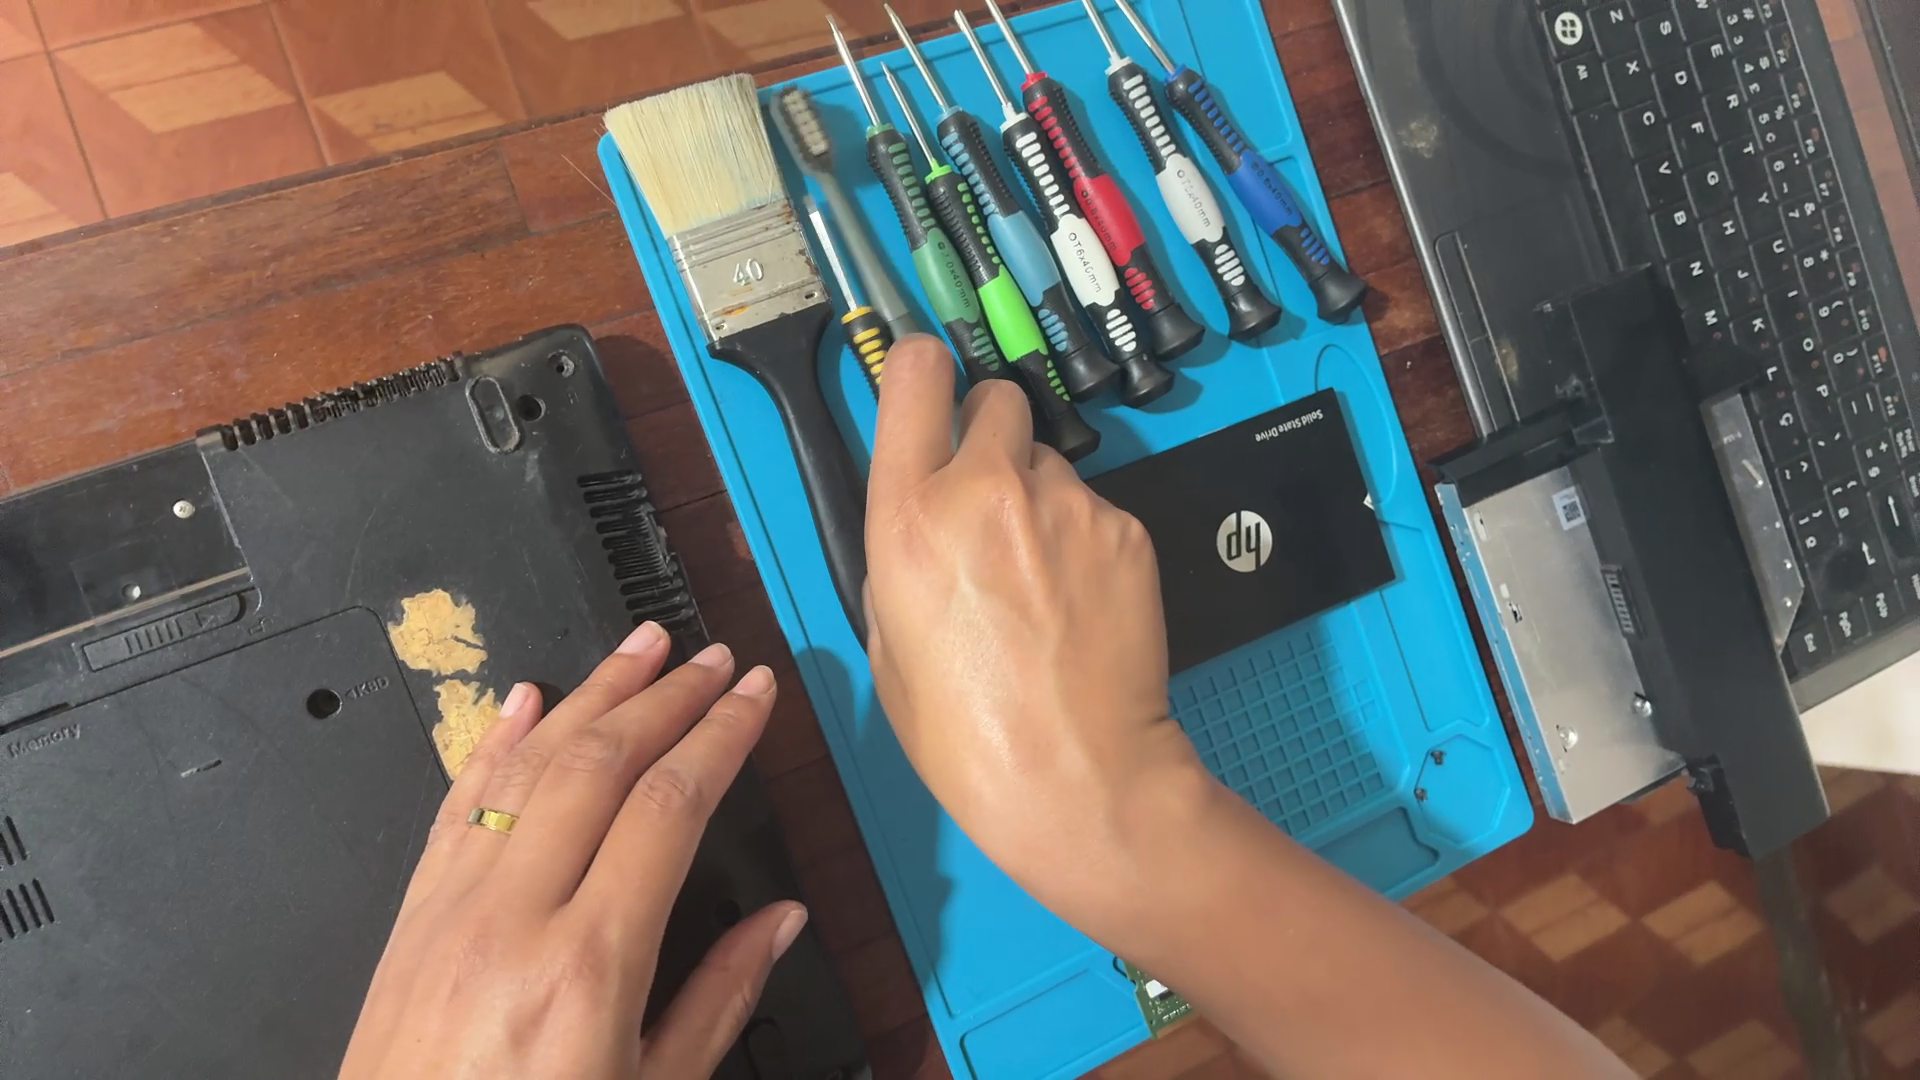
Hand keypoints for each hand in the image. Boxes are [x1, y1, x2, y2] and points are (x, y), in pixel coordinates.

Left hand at [339, 627, 807, 1079]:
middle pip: (604, 764)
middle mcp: (514, 918)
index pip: (671, 805)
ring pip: (533, 763)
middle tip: (714, 659)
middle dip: (670, 697)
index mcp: (589, 965)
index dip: (722, 734)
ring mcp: (451, 910)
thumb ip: (722, 997)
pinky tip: (529, 696)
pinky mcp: (410, 918)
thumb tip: (786, 918)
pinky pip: (458, 802)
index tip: (754, 692)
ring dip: (597, 691)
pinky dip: (498, 739)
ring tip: (644, 645)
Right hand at [862, 336, 1211, 931]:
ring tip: (1043, 576)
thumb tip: (922, 516)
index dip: (921, 370)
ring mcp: (1068, 504)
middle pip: (997, 399)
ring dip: (1038, 495)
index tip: (930, 387)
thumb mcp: (887, 643)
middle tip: (992, 499)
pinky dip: (1084, 537)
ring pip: (1050, 460)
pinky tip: (1083, 600)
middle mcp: (987, 488)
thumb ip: (898, 556)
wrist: (1075, 778)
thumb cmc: (959, 730)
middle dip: (989, 435)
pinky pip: (1095, 508)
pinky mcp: (1128, 529)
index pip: (914, 375)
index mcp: (910, 516)